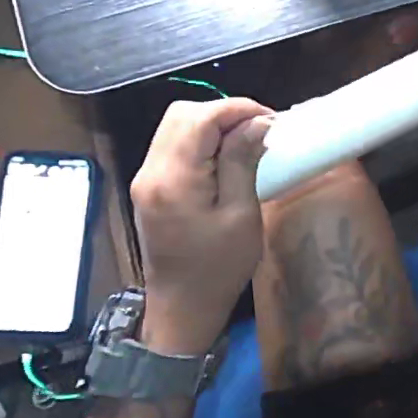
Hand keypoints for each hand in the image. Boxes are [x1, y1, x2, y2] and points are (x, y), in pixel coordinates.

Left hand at [129, 98, 272, 354]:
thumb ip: (243, 163)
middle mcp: (152, 171)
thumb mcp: (241, 215)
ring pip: (175, 126)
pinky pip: (173, 145)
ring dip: (213, 124)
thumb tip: (256, 124)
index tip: (271, 122)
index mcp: (174, 178)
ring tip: (247, 141)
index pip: (201, 118)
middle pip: (183, 114)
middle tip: (260, 130)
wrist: (182, 308)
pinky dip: (201, 140)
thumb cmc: (218, 268)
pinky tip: (226, 156)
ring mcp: (146, 178)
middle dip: (224, 112)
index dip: (238, 109)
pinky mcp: (150, 187)